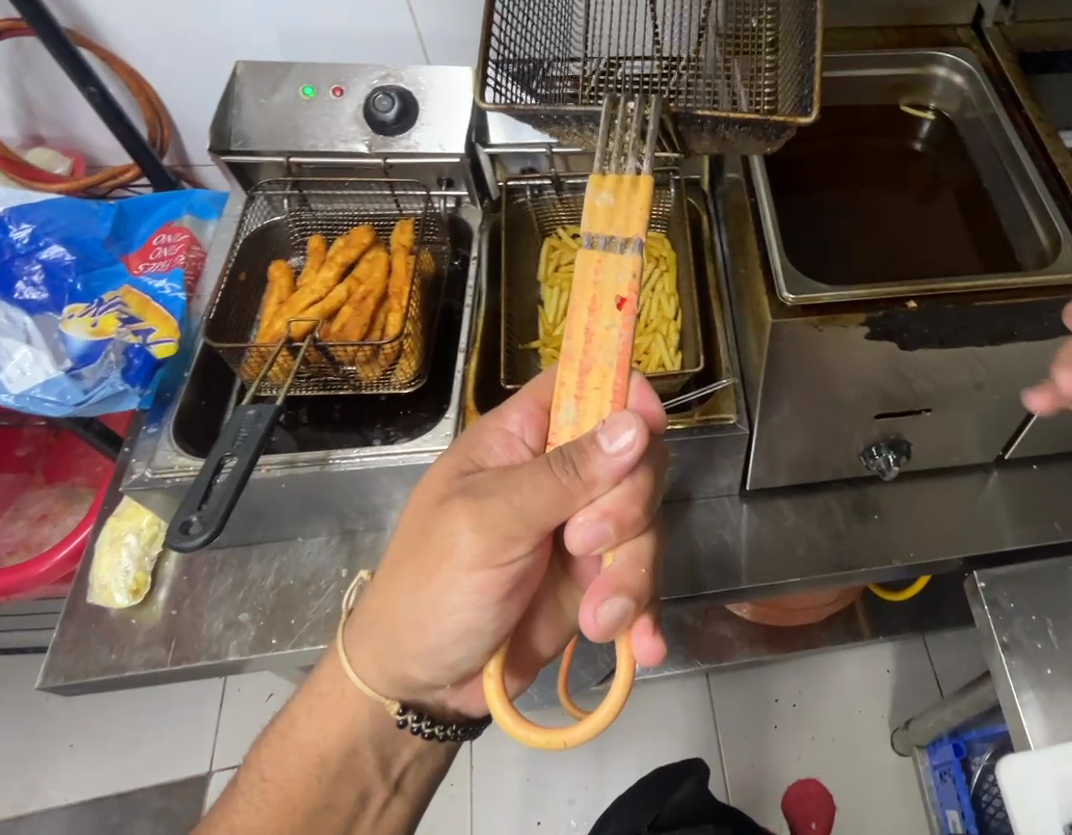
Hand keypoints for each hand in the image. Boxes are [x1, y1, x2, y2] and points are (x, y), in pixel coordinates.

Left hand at [339, 367, 669, 719]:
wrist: (422, 688)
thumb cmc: (431, 587)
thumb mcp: (488, 523)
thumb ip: (563, 475)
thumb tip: (635, 424)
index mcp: (522, 439)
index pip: (584, 383)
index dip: (623, 392)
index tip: (648, 426)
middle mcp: (561, 474)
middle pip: (634, 454)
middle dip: (626, 504)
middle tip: (584, 545)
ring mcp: (584, 527)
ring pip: (646, 519)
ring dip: (633, 571)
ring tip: (599, 620)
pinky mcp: (598, 578)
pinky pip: (644, 575)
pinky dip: (646, 608)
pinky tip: (643, 644)